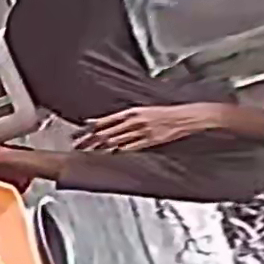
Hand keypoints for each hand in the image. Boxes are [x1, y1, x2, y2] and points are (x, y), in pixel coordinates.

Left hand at [76, 104, 220, 151]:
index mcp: (131, 112)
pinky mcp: (151, 141)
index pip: (102, 122)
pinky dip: (116, 151)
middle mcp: (134, 122)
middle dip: (87, 140)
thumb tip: (92, 122)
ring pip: (114, 141)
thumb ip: (116, 117)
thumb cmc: (163, 113)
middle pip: (104, 133)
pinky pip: (129, 147)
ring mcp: (142, 132)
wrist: (190, 116)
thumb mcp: (139, 110)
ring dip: (98, 147)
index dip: (86, 129)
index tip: (74, 135)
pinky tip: (107, 153)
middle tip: (75, 146)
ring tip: (86, 151)